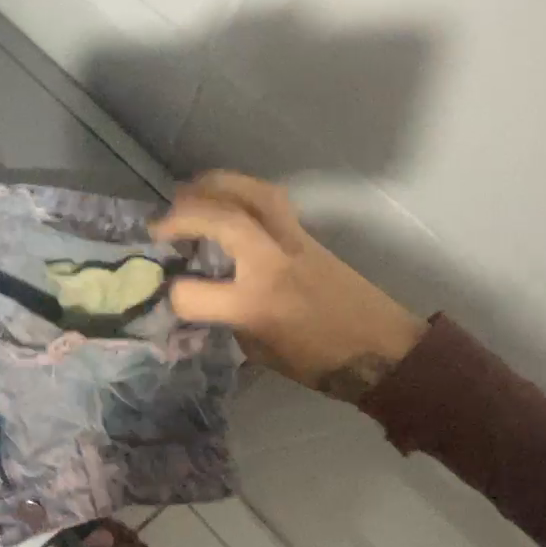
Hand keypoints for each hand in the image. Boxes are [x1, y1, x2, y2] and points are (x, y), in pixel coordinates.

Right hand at [151, 172, 425, 402]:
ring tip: (189, 191)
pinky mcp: (308, 235)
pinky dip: (240, 192)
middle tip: (160, 223)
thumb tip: (200, 294)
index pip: (193, 292)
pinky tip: (224, 200)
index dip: (173, 295)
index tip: (168, 295)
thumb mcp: (258, 350)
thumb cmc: (319, 361)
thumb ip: (225, 318)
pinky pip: (270, 200)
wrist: (385, 352)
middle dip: (184, 214)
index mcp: (256, 304)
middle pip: (224, 218)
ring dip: (214, 185)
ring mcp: (294, 243)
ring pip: (253, 193)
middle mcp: (273, 264)